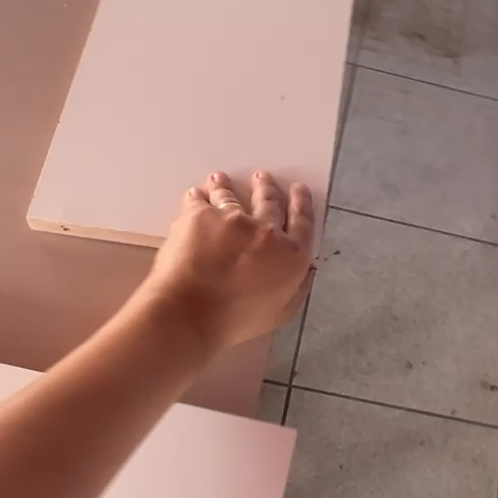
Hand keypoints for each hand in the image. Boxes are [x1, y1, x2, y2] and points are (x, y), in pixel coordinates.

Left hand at [134, 170, 315, 351]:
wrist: (189, 312)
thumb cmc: (236, 321)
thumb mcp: (280, 314)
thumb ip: (298, 288)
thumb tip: (308, 268)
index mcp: (291, 255)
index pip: (302, 222)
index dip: (301, 203)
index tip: (299, 189)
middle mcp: (266, 230)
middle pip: (269, 201)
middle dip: (267, 187)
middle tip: (262, 177)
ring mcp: (232, 218)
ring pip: (232, 195)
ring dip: (228, 186)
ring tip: (222, 179)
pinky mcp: (200, 214)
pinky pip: (201, 199)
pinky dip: (199, 196)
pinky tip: (196, 193)